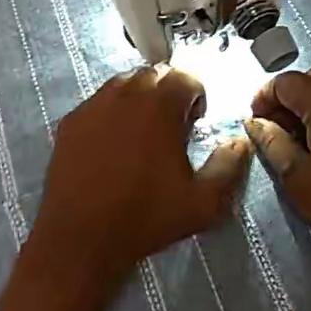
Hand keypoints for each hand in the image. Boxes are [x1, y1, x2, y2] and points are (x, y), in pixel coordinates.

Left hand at [32, 67, 251, 284]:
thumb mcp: (203, 203)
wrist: (80, 236)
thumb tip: (240, 143)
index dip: (196, 97)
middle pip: (153, 74)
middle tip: (171, 126)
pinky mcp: (70, 121)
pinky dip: (110, 113)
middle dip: (167, 92)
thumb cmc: (145, 217)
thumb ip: (228, 167)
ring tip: (141, 133)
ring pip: (122, 84)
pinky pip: (97, 103)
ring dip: (138, 98)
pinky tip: (111, 145)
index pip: (185, 77)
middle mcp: (124, 94)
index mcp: (159, 105)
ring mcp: (93, 105)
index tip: (194, 125)